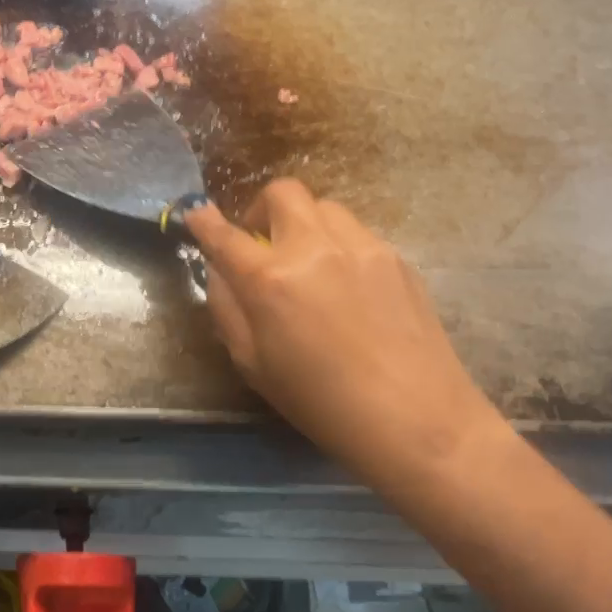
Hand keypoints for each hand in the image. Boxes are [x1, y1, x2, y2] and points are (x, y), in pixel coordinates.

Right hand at [183, 181, 508, 480]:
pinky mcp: (397, 258)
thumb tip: (220, 271)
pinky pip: (357, 233)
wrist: (415, 418)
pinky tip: (346, 287)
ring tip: (308, 264)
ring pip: (324, 207)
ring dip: (304, 225)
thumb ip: (228, 308)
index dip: (203, 220)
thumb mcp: (252, 364)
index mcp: (270, 279)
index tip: (196, 213)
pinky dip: (338, 246)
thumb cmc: (320, 401)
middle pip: (282, 193)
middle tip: (261, 244)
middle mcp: (314, 249)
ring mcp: (362, 248)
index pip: (224, 235)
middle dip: (261, 209)